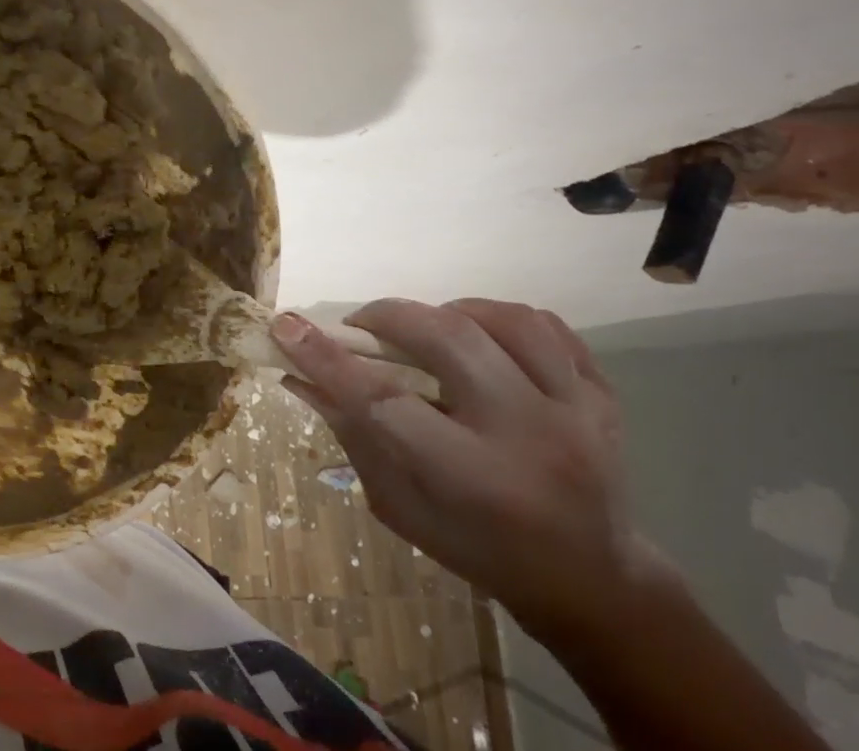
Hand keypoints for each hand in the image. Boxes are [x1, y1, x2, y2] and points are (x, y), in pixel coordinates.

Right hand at [271, 299, 669, 636]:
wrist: (589, 576)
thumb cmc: (476, 547)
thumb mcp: (397, 504)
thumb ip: (353, 434)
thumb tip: (300, 376)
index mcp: (472, 476)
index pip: (384, 399)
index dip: (327, 358)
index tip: (285, 326)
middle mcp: (530, 434)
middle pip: (451, 340)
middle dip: (389, 316)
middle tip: (359, 325)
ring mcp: (577, 411)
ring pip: (506, 320)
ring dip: (447, 311)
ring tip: (421, 327)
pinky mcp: (602, 395)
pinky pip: (547, 327)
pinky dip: (498, 318)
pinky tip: (473, 333)